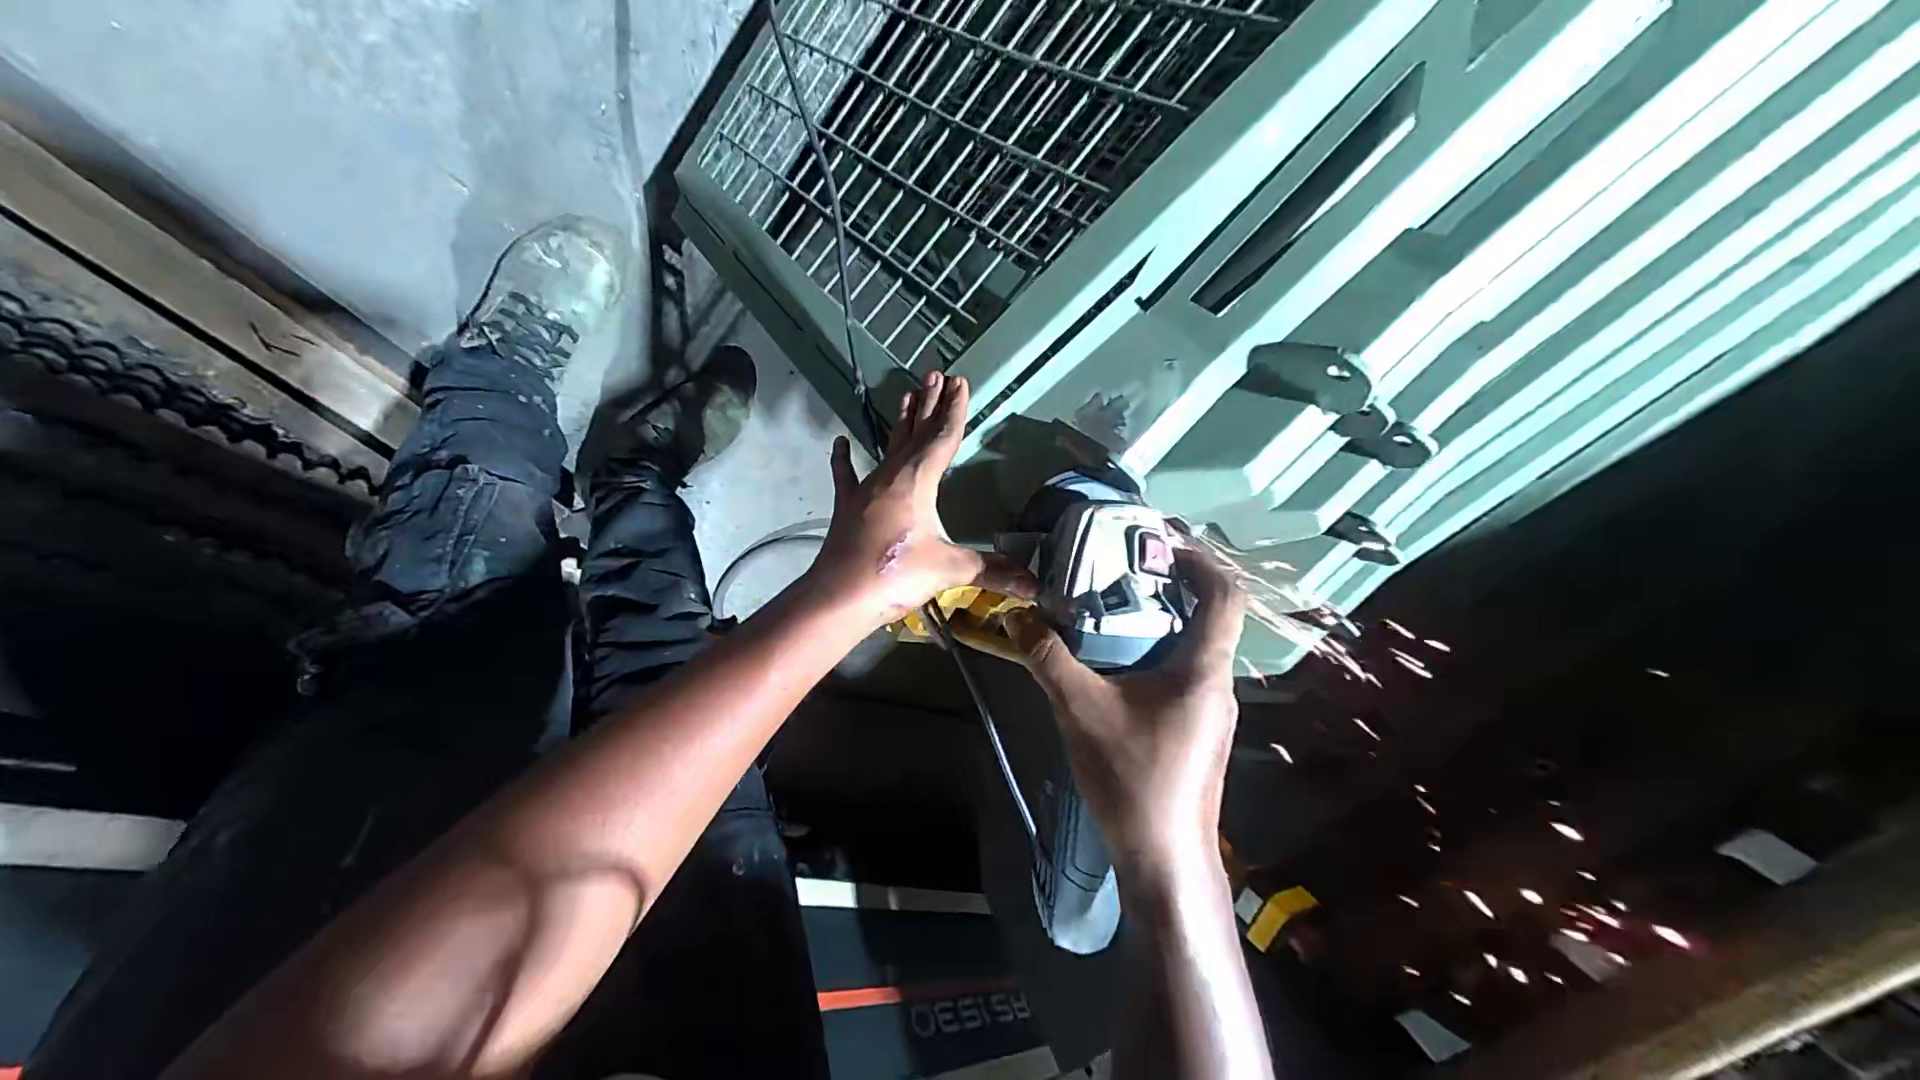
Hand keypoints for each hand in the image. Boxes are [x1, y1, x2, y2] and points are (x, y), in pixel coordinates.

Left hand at [812, 370, 1032, 628]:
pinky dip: (843, 459)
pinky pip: (847, 476)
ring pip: (887, 448)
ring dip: (900, 424)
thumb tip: (1035, 584)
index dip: (954, 410)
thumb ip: (992, 570)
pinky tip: (839, 442)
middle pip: (915, 433)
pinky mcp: (848, 508)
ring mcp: (865, 490)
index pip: (942, 437)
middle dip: (928, 405)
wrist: (838, 597)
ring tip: (906, 395)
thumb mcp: (949, 569)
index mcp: (916, 481)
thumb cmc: (896, 575)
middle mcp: (890, 476)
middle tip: (935, 374)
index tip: (960, 382)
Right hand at [1007, 547, 1246, 872]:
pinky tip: (1115, 663)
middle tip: (1122, 567)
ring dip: (1160, 621)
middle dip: (1169, 585)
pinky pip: (1182, 674)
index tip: (1159, 541)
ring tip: (1112, 608)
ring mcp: (1211, 710)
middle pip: (1208, 616)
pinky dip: (1155, 653)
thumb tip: (1015, 617)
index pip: (1224, 594)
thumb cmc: (1131, 776)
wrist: (1162, 857)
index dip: (1199, 558)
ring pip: (1193, 647)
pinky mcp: (1197, 730)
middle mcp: (1218, 683)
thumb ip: (1047, 657)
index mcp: (1204, 669)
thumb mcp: (1080, 708)